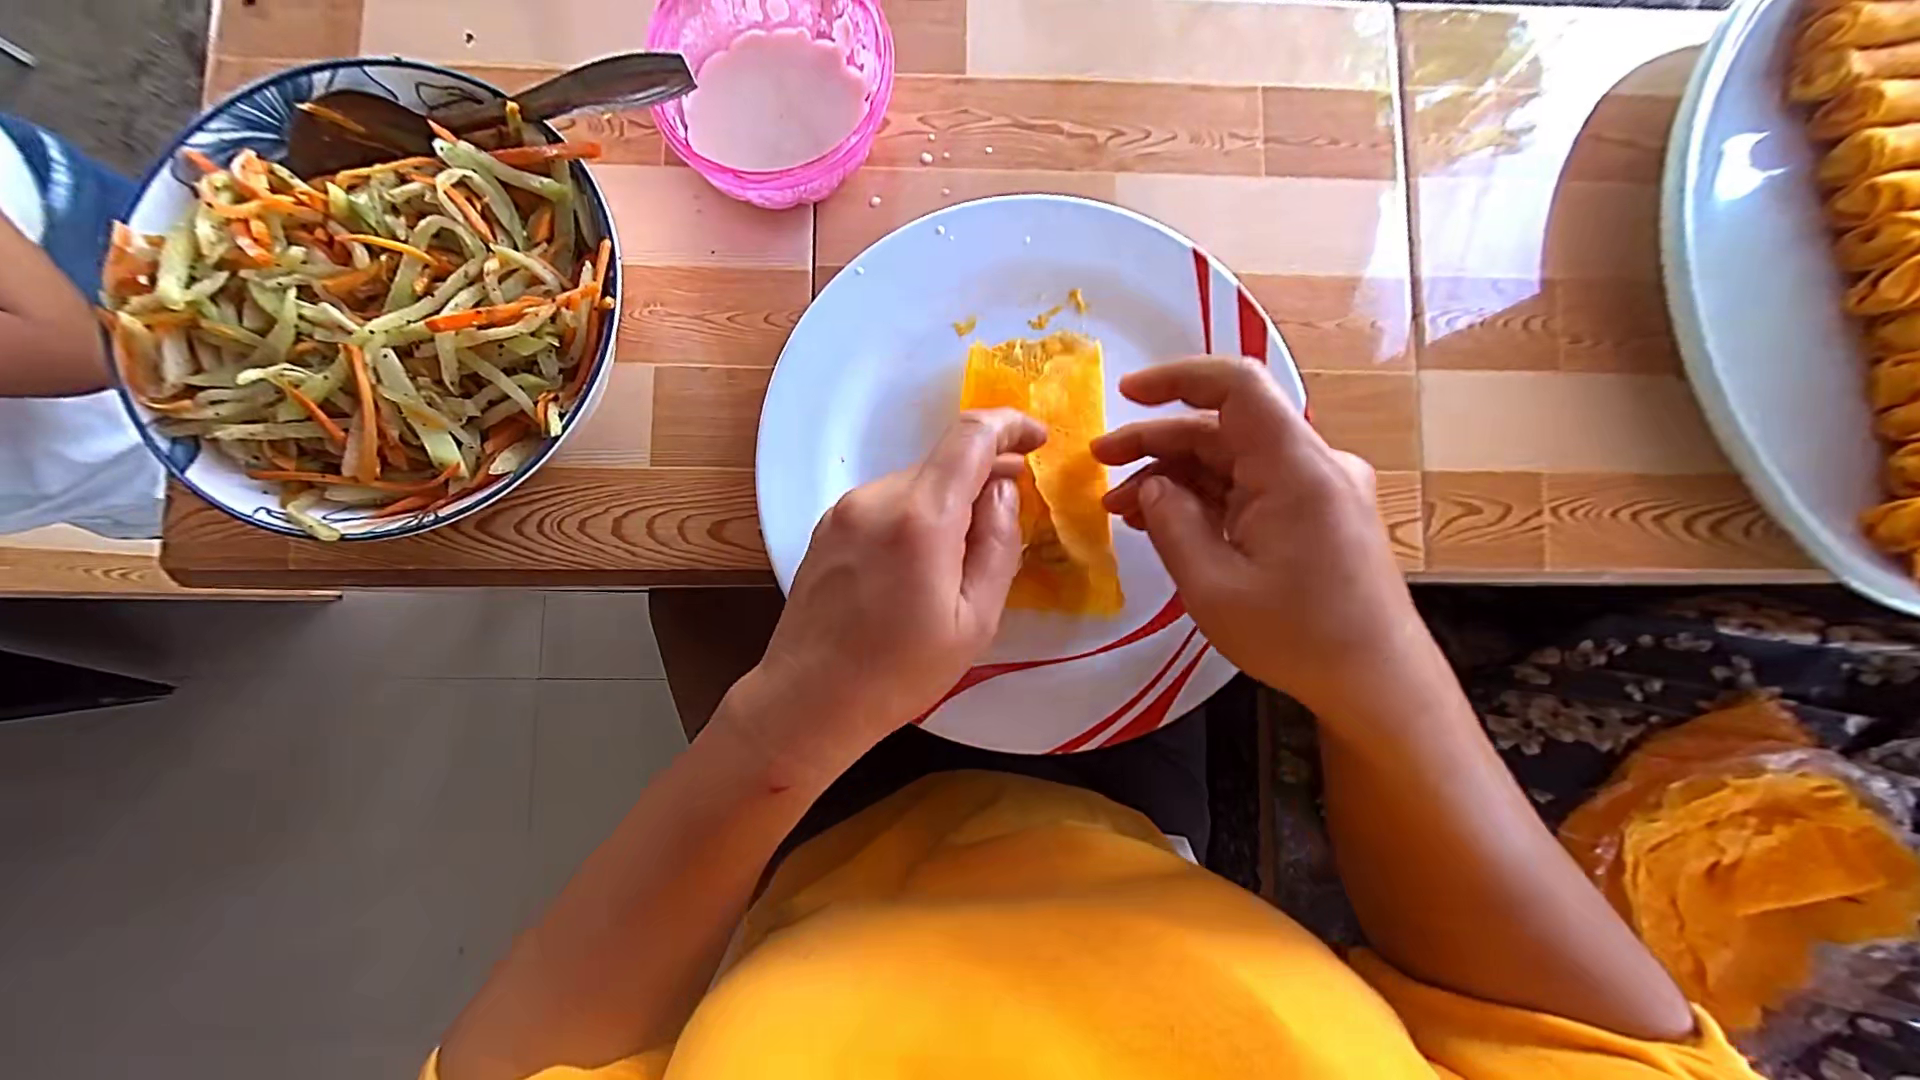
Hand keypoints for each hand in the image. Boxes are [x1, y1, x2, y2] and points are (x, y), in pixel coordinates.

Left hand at [735, 409, 1045, 776]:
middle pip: (943, 461)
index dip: (1010, 426)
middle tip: (1013, 505)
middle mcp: (876, 498)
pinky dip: (918, 512)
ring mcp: (846, 509)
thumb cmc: (901, 672)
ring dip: (950, 498)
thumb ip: (998, 542)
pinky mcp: (828, 525)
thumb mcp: (975, 618)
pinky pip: (888, 501)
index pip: (970, 436)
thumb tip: (1002, 488)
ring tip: (967, 547)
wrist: (809, 699)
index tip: (1037, 439)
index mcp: (919, 517)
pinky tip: (924, 556)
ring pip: (916, 482)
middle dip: (985, 472)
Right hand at [1091, 357, 1429, 716]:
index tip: (1125, 392)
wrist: (1377, 682)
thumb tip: (1150, 486)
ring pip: (1231, 460)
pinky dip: (1204, 497)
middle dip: (1155, 443)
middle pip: (1223, 429)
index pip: (1236, 387)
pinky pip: (1249, 487)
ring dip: (1174, 476)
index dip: (1176, 378)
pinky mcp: (1315, 511)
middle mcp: (1312, 464)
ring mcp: (1316, 488)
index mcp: (1295, 469)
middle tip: (1099, 466)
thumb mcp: (1212, 586)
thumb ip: (1171, 524)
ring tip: (1121, 508)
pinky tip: (1164, 519)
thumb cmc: (1296, 637)